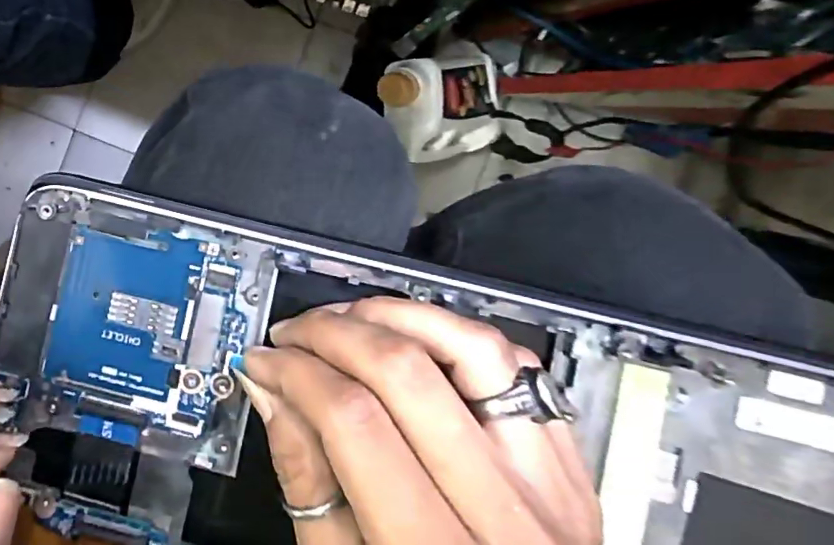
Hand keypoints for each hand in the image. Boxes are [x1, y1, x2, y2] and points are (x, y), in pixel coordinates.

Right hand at [238, 297, 602, 544]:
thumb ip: (308, 486)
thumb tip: (274, 390)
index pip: (355, 421)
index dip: (297, 374)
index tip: (265, 360)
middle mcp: (506, 518)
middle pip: (406, 373)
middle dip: (333, 333)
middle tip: (295, 334)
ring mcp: (549, 487)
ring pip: (470, 347)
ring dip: (397, 315)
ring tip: (349, 318)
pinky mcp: (567, 467)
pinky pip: (517, 367)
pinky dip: (458, 335)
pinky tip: (417, 337)